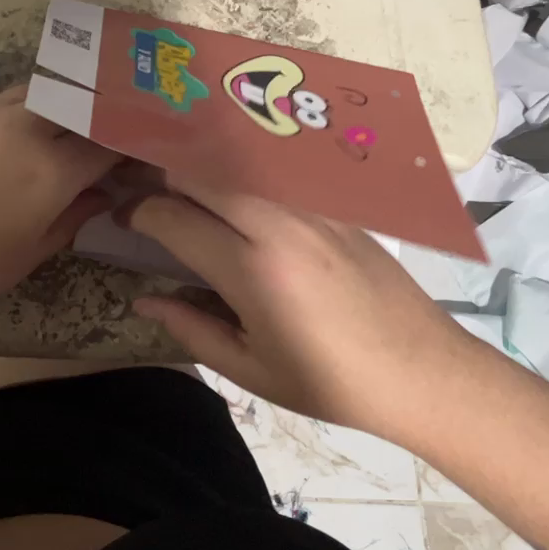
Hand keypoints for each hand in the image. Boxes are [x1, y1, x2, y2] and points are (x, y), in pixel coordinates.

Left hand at [0, 86, 120, 325]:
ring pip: (43, 90)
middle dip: (103, 113)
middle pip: (81, 103)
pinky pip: (7, 98)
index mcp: (52, 171)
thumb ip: (74, 217)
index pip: (109, 143)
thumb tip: (103, 193)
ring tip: (71, 123)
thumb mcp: (30, 254)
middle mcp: (26, 129)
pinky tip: (24, 128)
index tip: (141, 150)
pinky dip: (28, 106)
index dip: (131, 144)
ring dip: (65, 102)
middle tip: (112, 129)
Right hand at [128, 176, 485, 443]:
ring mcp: (309, 208)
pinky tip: (233, 196)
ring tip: (182, 190)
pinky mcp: (333, 206)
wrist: (426, 373)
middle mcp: (277, 224)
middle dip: (160, 177)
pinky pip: (271, 176)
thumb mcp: (251, 370)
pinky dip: (239, 178)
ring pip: (234, 167)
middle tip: (143, 194)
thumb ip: (190, 328)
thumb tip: (143, 299)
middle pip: (199, 173)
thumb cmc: (330, 382)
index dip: (137, 213)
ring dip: (199, 172)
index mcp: (251, 270)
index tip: (122, 221)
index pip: (171, 217)